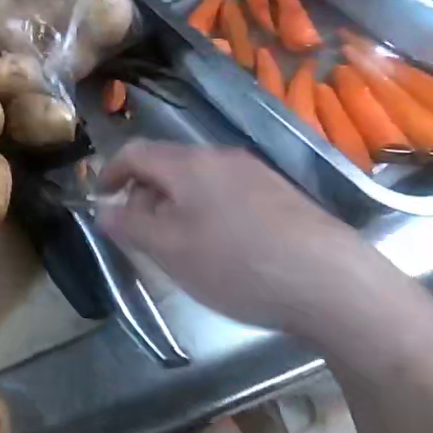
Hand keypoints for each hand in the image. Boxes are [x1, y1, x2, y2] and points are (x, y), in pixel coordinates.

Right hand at [98, 141, 391, 333]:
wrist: (331, 280)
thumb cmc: (237, 264)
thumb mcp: (171, 250)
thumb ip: (132, 225)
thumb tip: (106, 208)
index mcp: (188, 163)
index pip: (135, 151)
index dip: (110, 172)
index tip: (101, 198)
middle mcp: (220, 156)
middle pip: (168, 162)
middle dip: (144, 191)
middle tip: (138, 230)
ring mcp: (255, 172)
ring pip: (199, 178)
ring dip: (176, 202)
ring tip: (178, 243)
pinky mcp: (280, 193)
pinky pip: (227, 190)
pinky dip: (207, 209)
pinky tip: (221, 246)